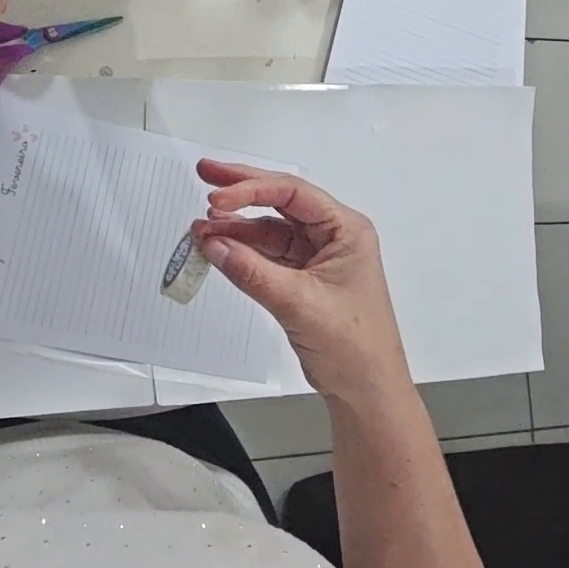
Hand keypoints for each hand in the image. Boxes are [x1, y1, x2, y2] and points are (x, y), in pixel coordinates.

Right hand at [193, 160, 409, 402]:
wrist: (367, 393)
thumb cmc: (354, 347)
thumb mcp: (299, 303)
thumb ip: (252, 271)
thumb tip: (213, 244)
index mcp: (346, 229)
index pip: (292, 193)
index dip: (251, 190)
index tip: (217, 197)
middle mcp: (332, 235)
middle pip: (280, 200)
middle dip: (241, 190)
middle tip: (206, 174)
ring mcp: (316, 255)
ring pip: (269, 228)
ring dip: (235, 226)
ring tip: (201, 226)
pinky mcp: (301, 276)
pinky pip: (266, 252)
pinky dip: (240, 249)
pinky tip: (217, 246)